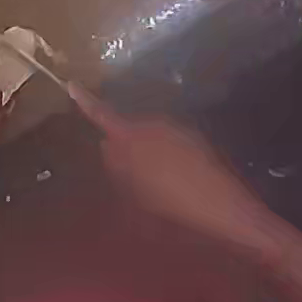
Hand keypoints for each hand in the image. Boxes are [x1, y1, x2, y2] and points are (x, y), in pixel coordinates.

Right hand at [69, 85, 290, 263]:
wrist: (230, 216)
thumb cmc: (175, 209)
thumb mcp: (136, 193)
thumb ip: (117, 165)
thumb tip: (105, 144)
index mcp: (138, 136)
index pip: (105, 115)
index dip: (87, 102)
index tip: (71, 84)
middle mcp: (159, 126)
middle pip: (128, 127)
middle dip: (119, 142)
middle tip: (114, 171)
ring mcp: (180, 134)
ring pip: (148, 136)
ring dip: (141, 153)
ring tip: (142, 184)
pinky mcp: (196, 145)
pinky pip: (166, 144)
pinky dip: (159, 157)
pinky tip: (166, 185)